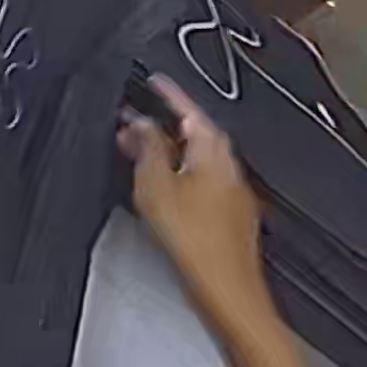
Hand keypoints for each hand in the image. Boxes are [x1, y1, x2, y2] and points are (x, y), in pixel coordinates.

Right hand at [119, 76, 269, 325]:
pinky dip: (175, 165)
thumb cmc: (190, 235)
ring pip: (197, 157)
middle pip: (198, 136)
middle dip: (167, 120)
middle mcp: (230, 174)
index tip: (155, 79)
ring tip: (134, 141)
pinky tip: (154, 174)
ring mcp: (231, 196)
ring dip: (168, 144)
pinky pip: (199, 176)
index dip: (172, 95)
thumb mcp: (154, 181)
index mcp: (215, 160)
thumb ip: (147, 146)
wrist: (224, 287)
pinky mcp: (226, 215)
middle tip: (135, 112)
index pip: (194, 115)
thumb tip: (141, 122)